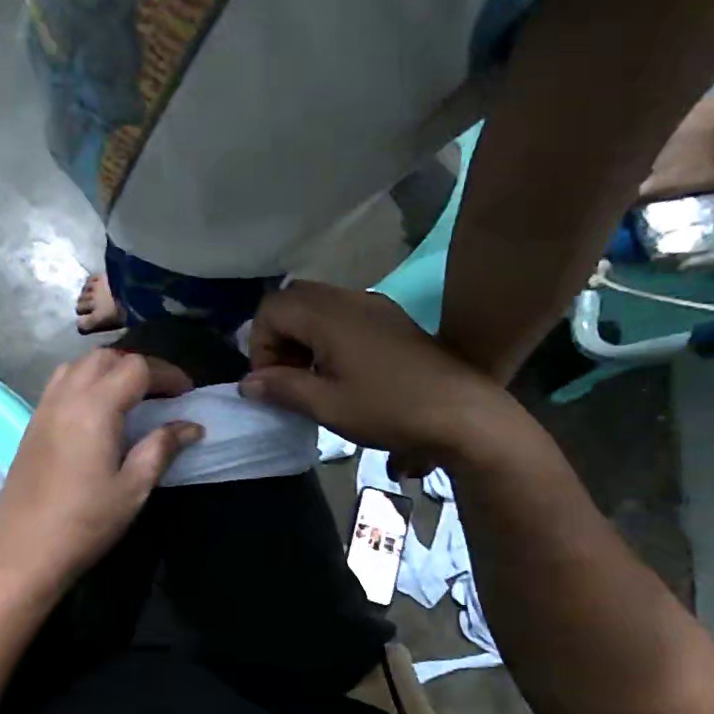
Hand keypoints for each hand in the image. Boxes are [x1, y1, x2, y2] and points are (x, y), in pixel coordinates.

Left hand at [0, 350, 201, 582]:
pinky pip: (60, 384)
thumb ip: (161, 448)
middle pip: (105, 358)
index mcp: (95, 407)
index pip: (136, 367)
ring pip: (78, 365)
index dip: (167, 373)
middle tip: (161, 392)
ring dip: (108, 369)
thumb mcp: (133, 488)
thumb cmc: (84, 521)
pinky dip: (84, 381)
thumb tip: (191, 426)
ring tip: (130, 397)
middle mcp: (66, 396)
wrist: (22, 549)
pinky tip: (97, 412)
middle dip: (138, 366)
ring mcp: (44, 408)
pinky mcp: (32, 424)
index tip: (186, 393)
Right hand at [240, 282, 515, 466]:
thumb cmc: (389, 409)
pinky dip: (326, 337)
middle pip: (292, 300)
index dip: (260, 345)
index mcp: (329, 316)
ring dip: (302, 337)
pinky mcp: (392, 320)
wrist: (464, 414)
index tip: (271, 382)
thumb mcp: (326, 405)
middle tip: (287, 377)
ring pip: (318, 306)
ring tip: (312, 378)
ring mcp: (374, 306)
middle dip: (278, 337)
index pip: (271, 309)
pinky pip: (343, 314)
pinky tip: (341, 373)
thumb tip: (248, 383)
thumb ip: (281, 388)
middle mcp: (349, 300)